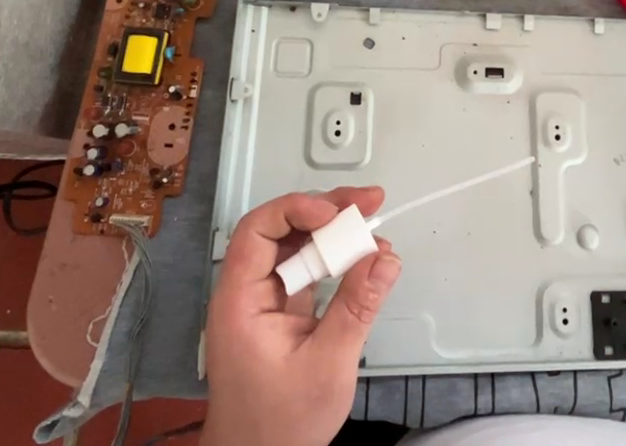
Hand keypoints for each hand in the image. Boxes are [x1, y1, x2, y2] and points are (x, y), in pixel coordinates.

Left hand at [200, 187, 401, 445]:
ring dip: (333, 233)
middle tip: (369, 202)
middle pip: (280, 231)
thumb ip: (356, 307)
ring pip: (295, 247)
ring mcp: (264, 302)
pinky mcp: (281, 313)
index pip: (256, 230)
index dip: (296, 211)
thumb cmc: (281, 424)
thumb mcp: (326, 366)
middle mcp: (247, 292)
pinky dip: (334, 261)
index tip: (336, 214)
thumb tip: (386, 256)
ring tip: (371, 224)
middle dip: (325, 212)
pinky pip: (305, 272)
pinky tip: (362, 259)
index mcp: (240, 300)